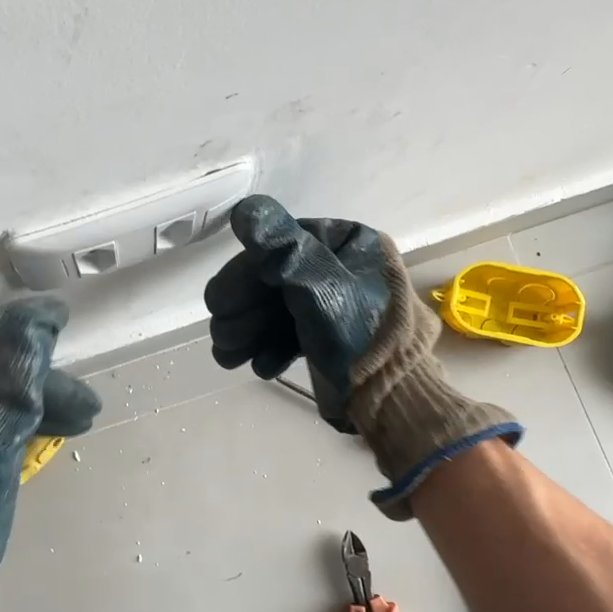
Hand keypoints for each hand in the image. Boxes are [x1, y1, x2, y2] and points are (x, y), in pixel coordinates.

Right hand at [204, 195, 393, 431]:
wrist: (394, 402)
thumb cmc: (361, 337)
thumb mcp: (320, 288)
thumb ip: (281, 249)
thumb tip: (245, 209)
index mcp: (348, 244)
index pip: (281, 246)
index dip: (244, 273)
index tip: (218, 301)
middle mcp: (341, 268)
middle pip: (273, 280)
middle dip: (242, 310)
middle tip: (222, 336)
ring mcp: (334, 304)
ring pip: (276, 310)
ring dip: (247, 332)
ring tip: (229, 357)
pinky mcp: (328, 338)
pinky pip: (289, 334)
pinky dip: (270, 347)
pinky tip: (261, 366)